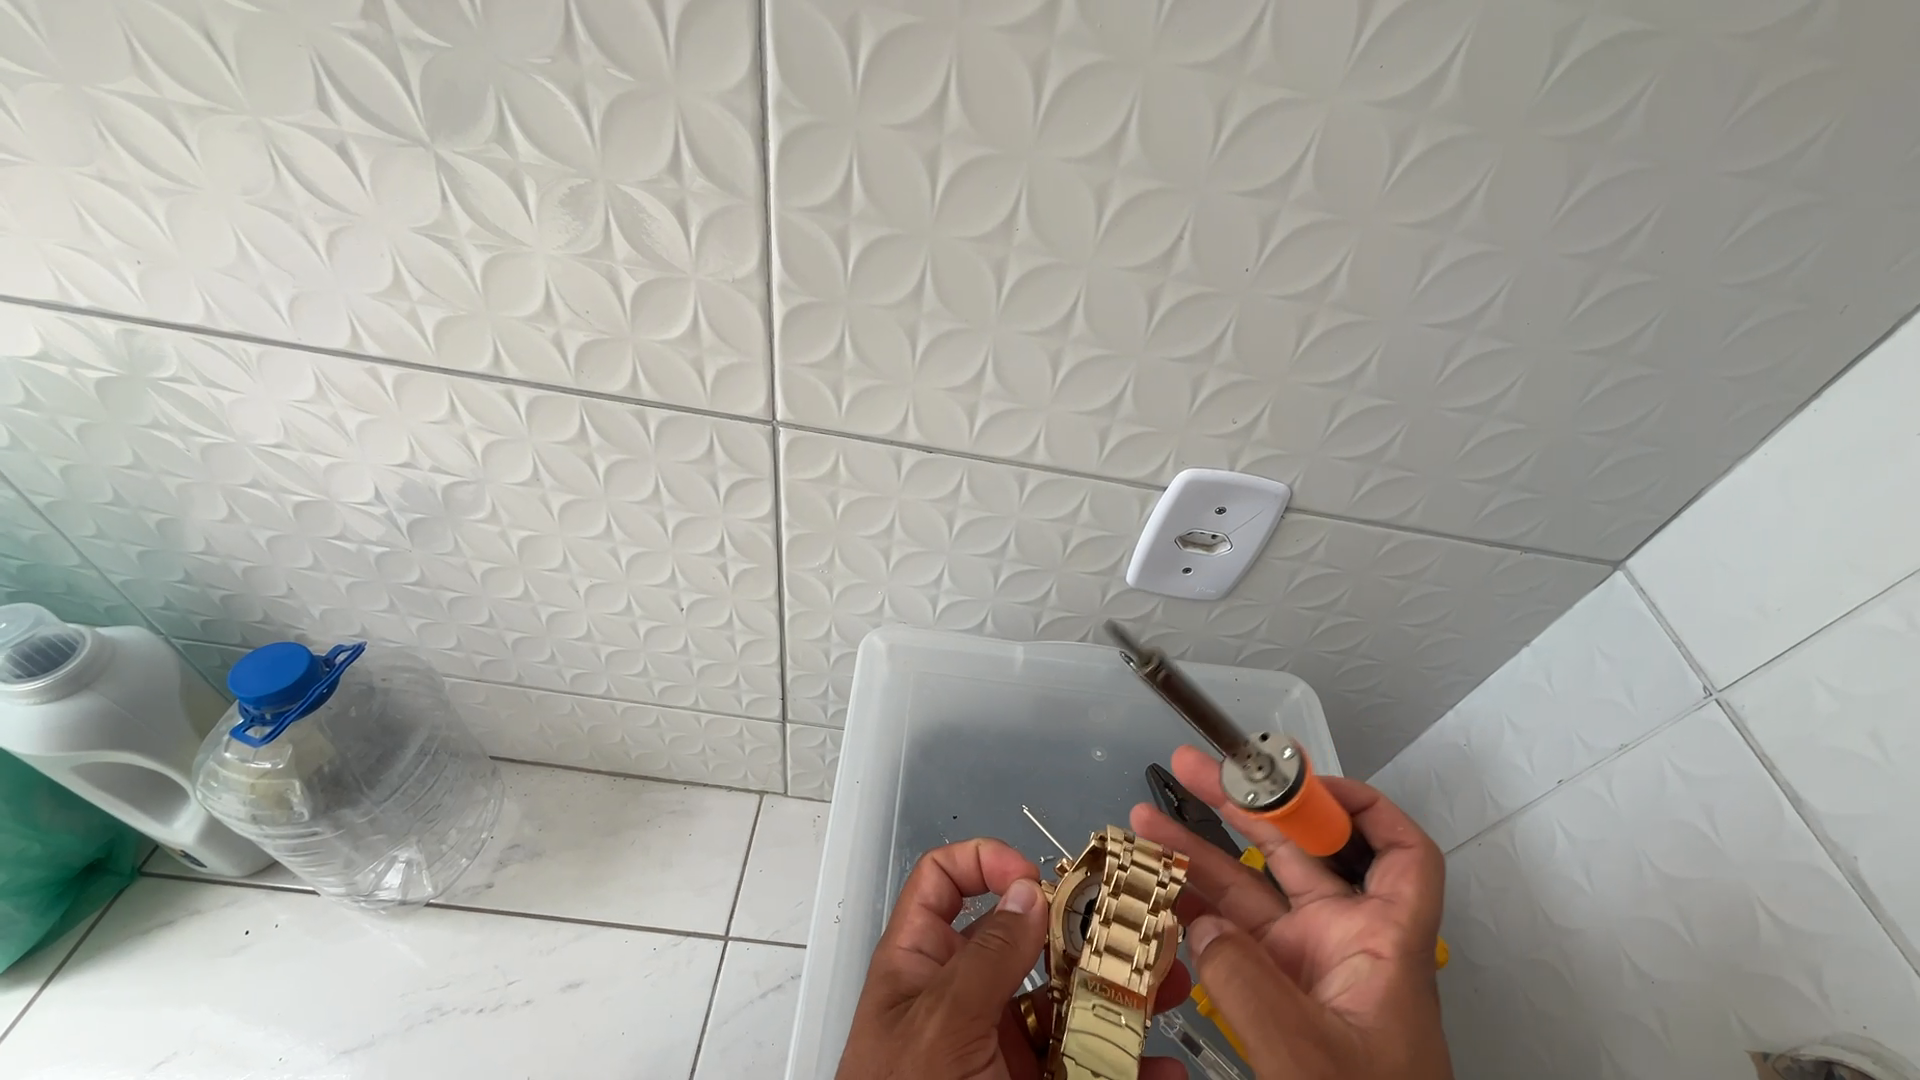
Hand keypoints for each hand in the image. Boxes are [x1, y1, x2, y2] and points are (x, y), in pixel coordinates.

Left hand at [837, 837, 1191, 1079]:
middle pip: (1025, 938)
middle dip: (1082, 928)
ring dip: (1117, 991)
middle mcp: (965, 992)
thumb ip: (985, 958)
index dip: (985, 862)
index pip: (944, 882)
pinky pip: (1084, 1064)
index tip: (1035, 877)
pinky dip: (1126, 1065)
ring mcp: (999, 1042)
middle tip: (1136, 926)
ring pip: (1064, 999)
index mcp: (923, 961)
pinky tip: (1160, 1068)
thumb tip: (1027, 889)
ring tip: (1168, 985)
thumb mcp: (939, 1024)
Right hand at [1131, 746, 1452, 1079]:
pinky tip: (1154, 886)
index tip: (1302, 782)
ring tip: (1145, 819)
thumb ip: (1248, 984)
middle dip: (1242, 805)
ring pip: (1249, 887)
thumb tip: (1201, 923)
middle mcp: (1343, 939)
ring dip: (1197, 851)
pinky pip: (1226, 933)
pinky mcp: (1271, 990)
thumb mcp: (1307, 1055)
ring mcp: (1303, 963)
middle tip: (1192, 769)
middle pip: (1298, 851)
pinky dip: (1190, 906)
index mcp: (1381, 942)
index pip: (1400, 854)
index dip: (1360, 806)